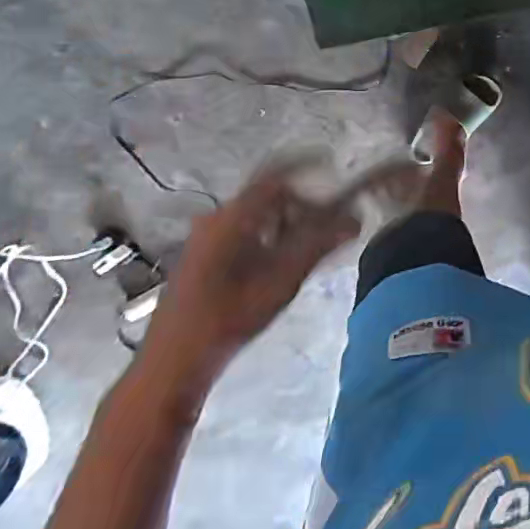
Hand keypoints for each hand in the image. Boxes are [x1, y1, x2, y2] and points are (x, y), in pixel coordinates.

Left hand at [141, 159, 406, 378]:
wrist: (175, 359)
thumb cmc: (231, 316)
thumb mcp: (283, 280)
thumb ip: (319, 244)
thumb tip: (354, 220)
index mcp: (232, 217)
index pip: (275, 178)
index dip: (307, 169)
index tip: (333, 169)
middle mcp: (216, 219)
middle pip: (267, 197)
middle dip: (301, 206)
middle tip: (327, 226)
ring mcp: (205, 238)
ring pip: (256, 217)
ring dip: (285, 225)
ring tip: (307, 250)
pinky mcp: (202, 256)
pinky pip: (243, 233)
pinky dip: (268, 238)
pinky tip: (280, 266)